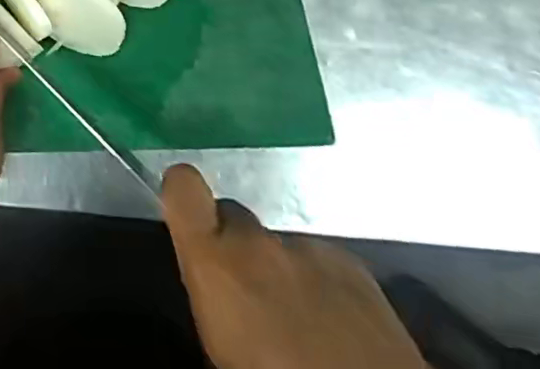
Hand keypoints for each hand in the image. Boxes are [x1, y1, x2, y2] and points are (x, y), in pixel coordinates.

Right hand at [160, 164, 425, 368]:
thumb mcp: (221, 355)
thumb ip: (212, 305)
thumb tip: (214, 299)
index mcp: (220, 264)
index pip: (184, 187)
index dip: (180, 194)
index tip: (185, 216)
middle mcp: (263, 244)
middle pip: (235, 218)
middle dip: (236, 252)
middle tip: (246, 304)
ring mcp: (315, 250)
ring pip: (280, 247)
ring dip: (280, 275)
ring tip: (295, 329)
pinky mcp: (359, 268)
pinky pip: (320, 264)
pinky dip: (318, 288)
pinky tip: (330, 333)